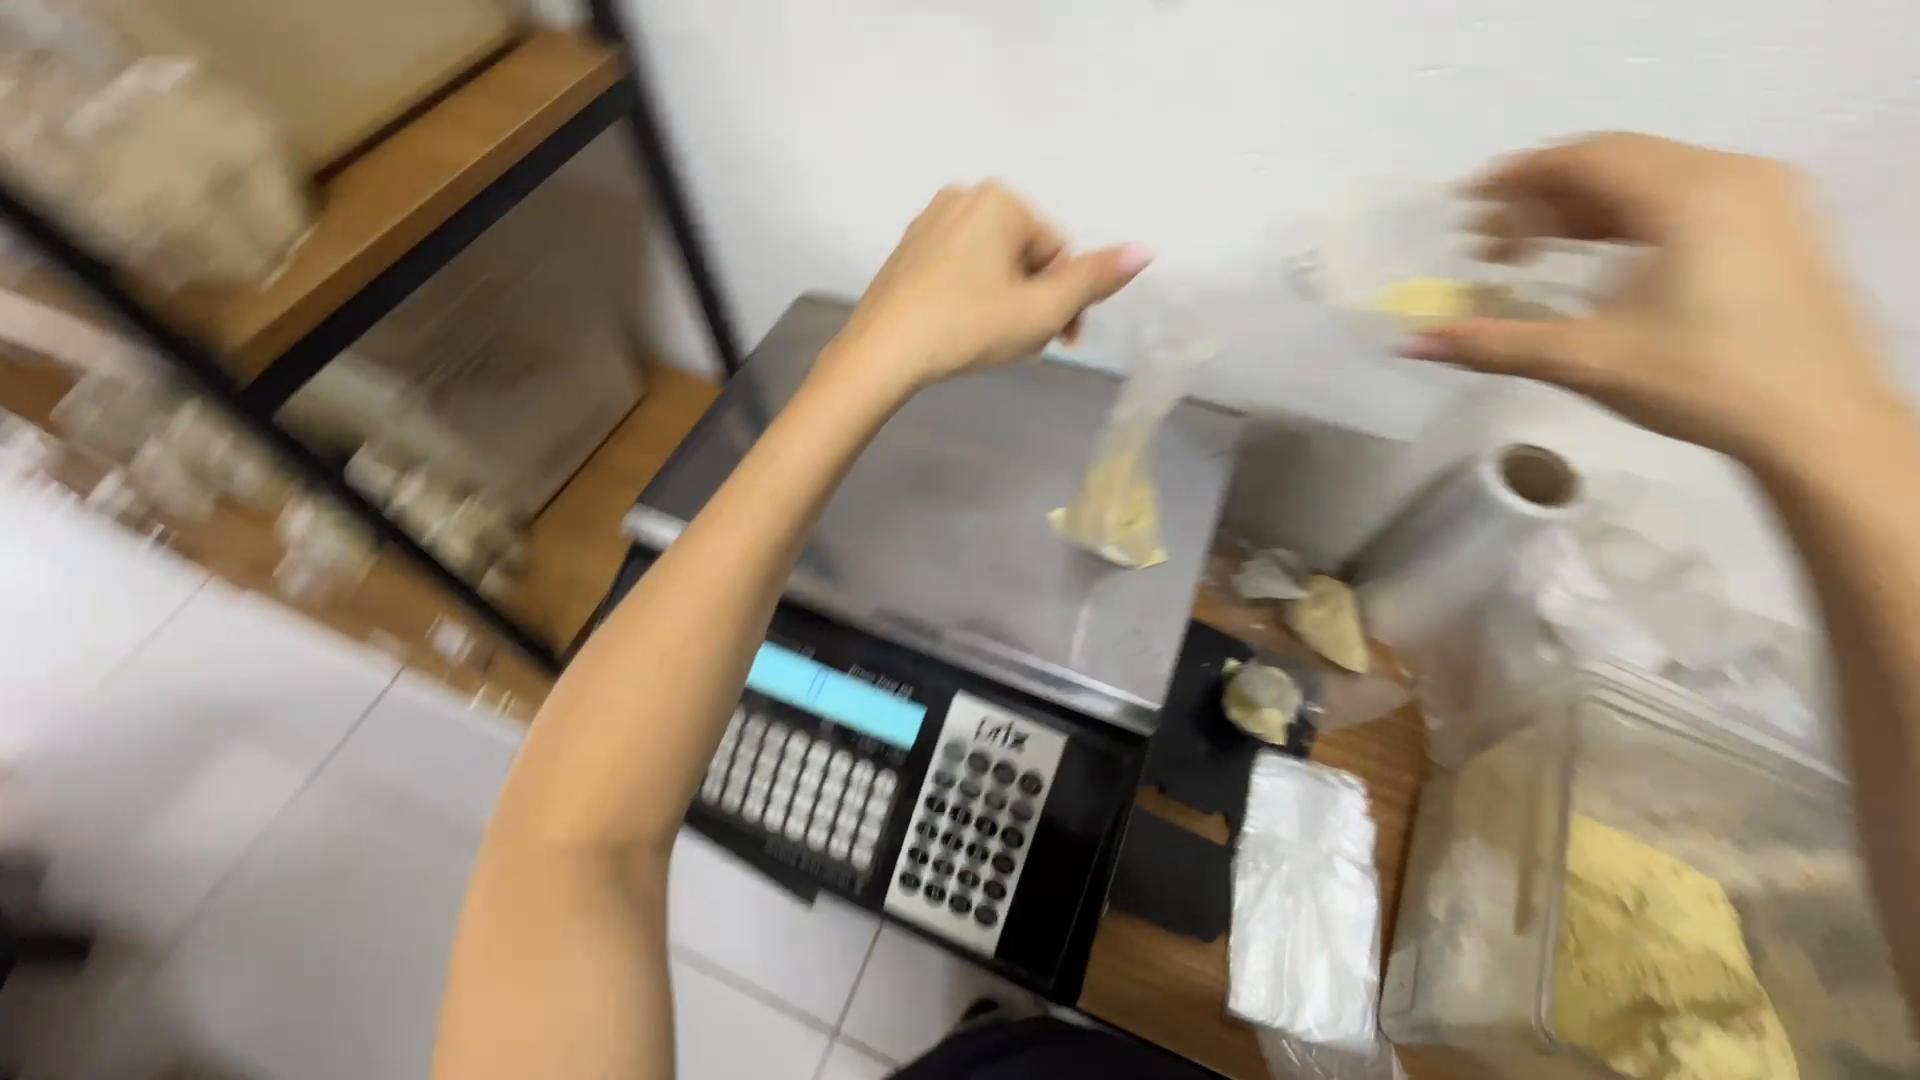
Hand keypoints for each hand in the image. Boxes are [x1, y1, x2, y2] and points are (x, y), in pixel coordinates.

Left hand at [824, 182, 1150, 392]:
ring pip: (993, 266)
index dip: (1065, 301)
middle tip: (1022, 344)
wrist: (880, 355)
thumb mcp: (1040, 310)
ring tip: (991, 343)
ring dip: (1007, 303)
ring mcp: (928, 223)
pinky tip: (961, 331)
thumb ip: (1094, 279)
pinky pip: (960, 270)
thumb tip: (1147, 248)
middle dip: (1034, 301)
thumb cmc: (966, 328)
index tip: (1058, 341)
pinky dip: (972, 298)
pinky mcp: (907, 251)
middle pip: (1025, 256)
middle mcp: (962, 197)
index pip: (1057, 252)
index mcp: (999, 201)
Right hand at [1403, 133, 1895, 463]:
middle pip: (1613, 163)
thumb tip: (1408, 343)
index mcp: (1689, 196)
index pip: (1586, 159)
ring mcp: (1761, 196)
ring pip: (1646, 180)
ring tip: (1522, 254)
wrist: (1817, 421)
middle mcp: (1731, 176)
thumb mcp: (1583, 359)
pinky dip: (1620, 220)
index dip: (1516, 177)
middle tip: (1483, 241)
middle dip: (1539, 198)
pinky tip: (1585, 260)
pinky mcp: (1773, 224)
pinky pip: (1679, 198)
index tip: (1463, 205)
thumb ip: (1490, 343)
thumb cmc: (1700, 380)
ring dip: (1576, 210)